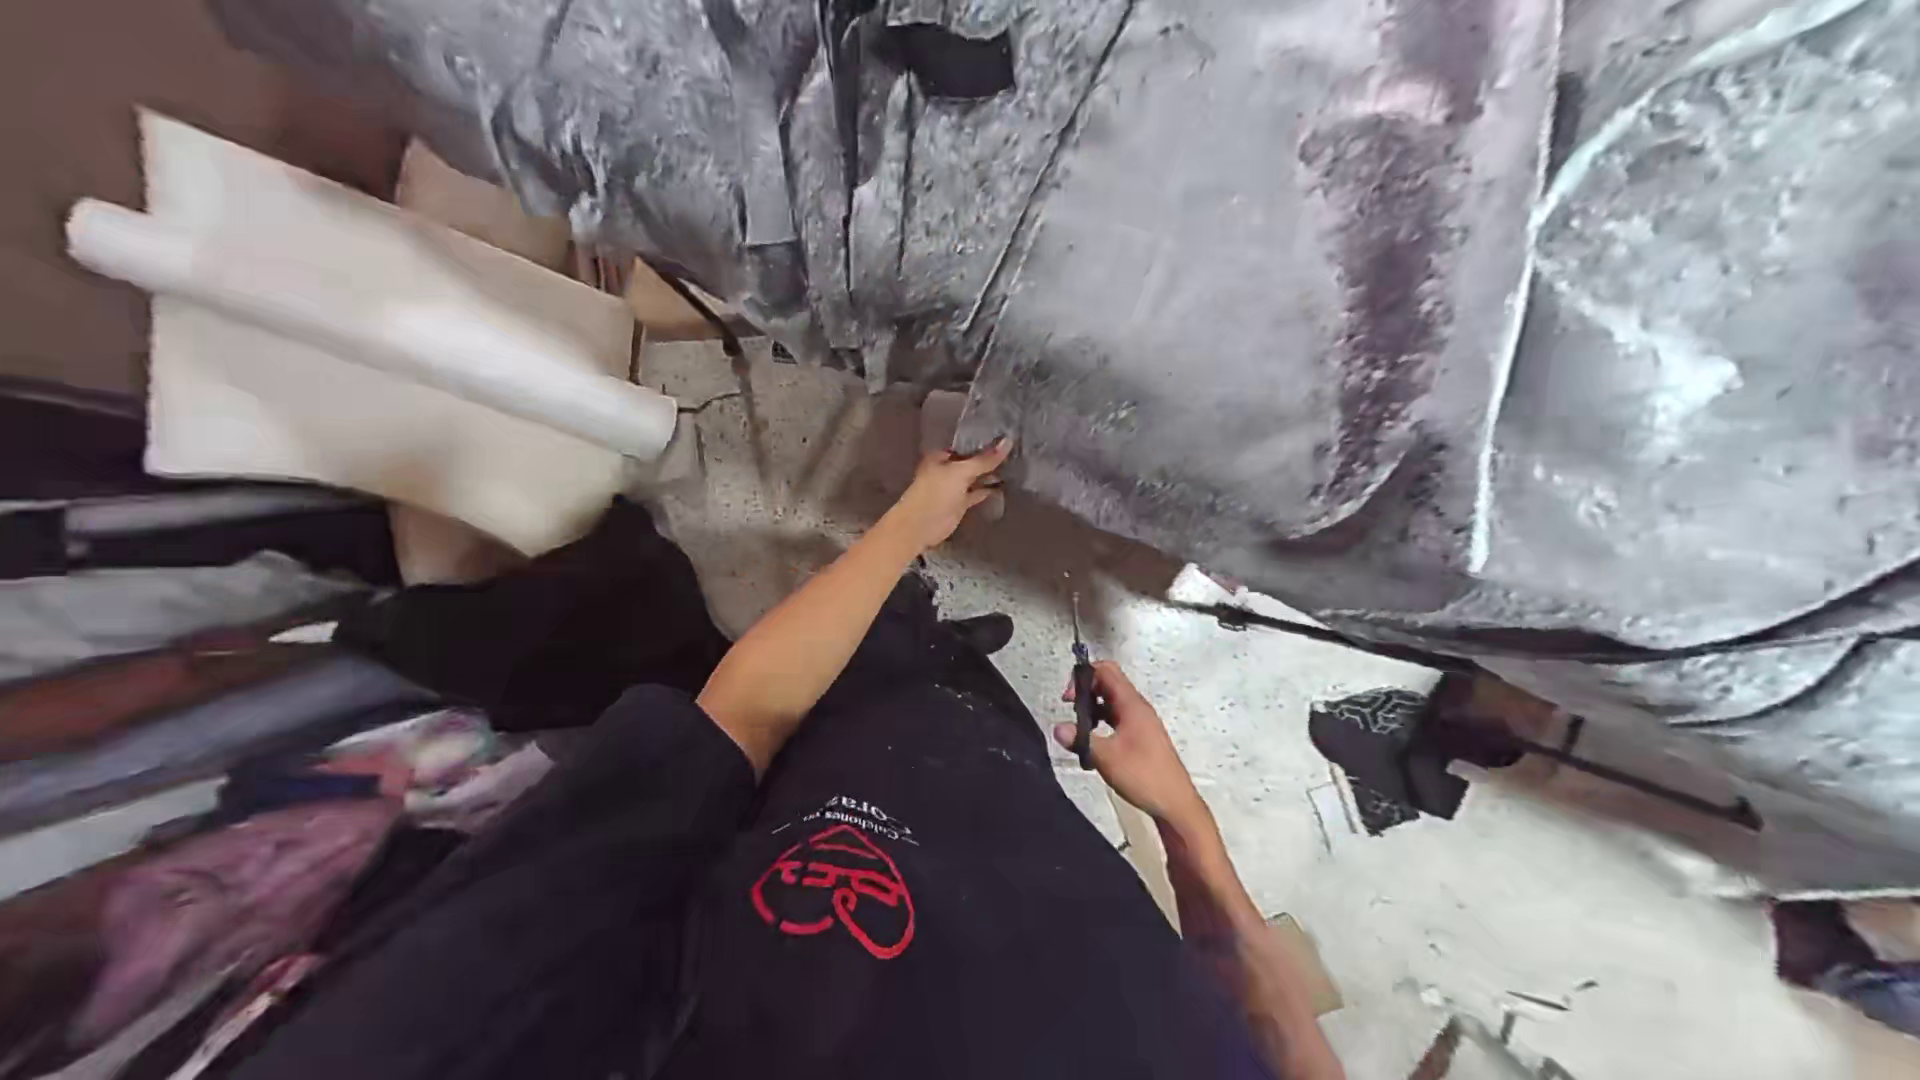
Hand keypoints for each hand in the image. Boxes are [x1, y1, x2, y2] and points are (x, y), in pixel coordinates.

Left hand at [878, 438, 1011, 553]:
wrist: (920, 526)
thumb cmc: (936, 493)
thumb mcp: (960, 472)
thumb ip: (984, 459)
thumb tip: (1007, 441)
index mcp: (941, 455)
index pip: (966, 442)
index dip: (983, 438)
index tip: (1005, 430)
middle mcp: (947, 468)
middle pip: (972, 459)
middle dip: (990, 455)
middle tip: (1016, 445)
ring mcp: (954, 486)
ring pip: (976, 476)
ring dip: (991, 472)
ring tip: (1016, 461)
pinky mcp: (960, 502)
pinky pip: (978, 491)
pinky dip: (989, 488)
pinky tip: (1006, 482)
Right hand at [1053, 661, 1206, 828]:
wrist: (1176, 804)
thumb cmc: (1143, 775)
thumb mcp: (1106, 757)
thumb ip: (1080, 739)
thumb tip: (1056, 728)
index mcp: (1131, 704)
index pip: (1107, 670)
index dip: (1084, 676)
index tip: (1069, 698)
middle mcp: (1137, 708)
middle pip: (1109, 683)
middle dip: (1086, 690)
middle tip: (1069, 709)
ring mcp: (1141, 722)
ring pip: (1112, 702)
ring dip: (1093, 707)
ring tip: (1078, 726)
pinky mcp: (1142, 737)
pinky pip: (1118, 718)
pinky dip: (1102, 721)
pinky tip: (1093, 741)